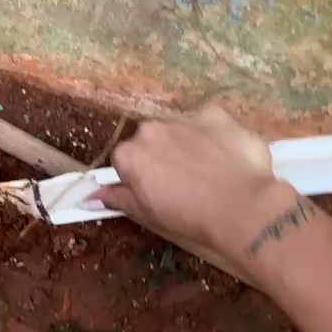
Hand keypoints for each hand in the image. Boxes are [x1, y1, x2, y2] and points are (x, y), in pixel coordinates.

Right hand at [91, 106, 305, 276]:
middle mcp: (150, 129)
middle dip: (163, 156)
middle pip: (151, 141)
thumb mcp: (146, 215)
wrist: (240, 207)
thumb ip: (117, 199)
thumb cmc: (187, 217)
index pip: (125, 161)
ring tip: (209, 172)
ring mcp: (183, 118)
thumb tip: (91, 196)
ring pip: (179, 130)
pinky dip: (214, 136)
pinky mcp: (215, 114)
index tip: (156, 192)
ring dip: (187, 144)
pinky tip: (226, 158)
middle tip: (183, 183)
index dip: (140, 178)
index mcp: (129, 155)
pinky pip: (208, 123)